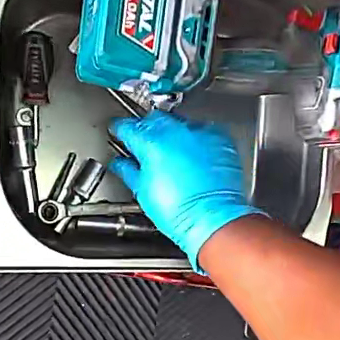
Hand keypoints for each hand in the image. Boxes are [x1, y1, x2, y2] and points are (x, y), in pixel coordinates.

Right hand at [109, 109, 263, 267]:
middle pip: (154, 120)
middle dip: (147, 129)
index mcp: (151, 141)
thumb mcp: (143, 191)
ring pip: (180, 124)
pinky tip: (192, 159)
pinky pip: (203, 133)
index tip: (119, 132)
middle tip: (144, 146)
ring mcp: (200, 134)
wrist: (213, 219)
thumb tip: (122, 164)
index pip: (128, 126)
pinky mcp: (220, 140)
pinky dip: (195, 142)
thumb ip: (129, 170)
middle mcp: (176, 131)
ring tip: (171, 157)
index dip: (120, 130)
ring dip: (172, 135)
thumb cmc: (180, 210)